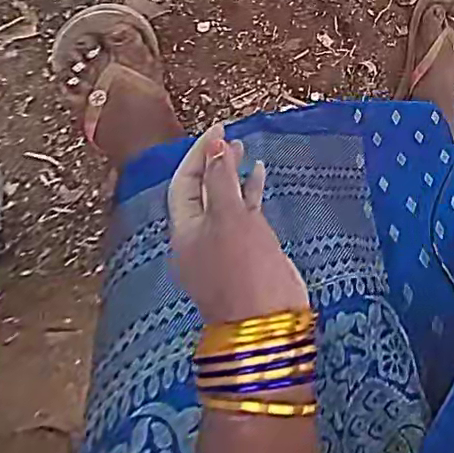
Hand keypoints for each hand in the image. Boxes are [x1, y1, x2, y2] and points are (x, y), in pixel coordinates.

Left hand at [168, 123, 310, 324]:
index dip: (200, 153)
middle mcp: (200, 236)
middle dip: (214, 160)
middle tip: (231, 137)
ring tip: (244, 150)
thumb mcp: (228, 216)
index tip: (219, 129)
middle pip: (202, 189)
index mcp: (185, 229)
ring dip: (232, 173)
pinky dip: (249, 192)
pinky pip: (243, 213)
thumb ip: (220, 178)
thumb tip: (216, 146)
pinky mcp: (246, 252)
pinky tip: (260, 175)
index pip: (185, 181)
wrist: (268, 323)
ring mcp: (223, 245)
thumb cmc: (243, 268)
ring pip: (223, 199)